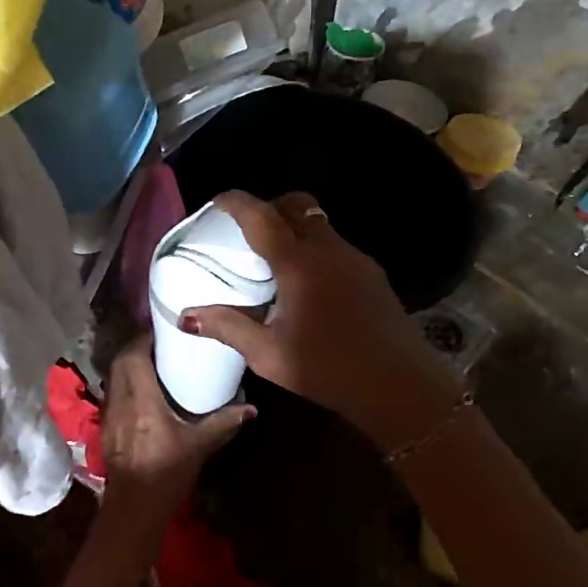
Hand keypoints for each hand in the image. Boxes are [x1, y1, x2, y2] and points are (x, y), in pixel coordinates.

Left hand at [100, 336, 254, 512]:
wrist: (134, 508)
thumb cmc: (166, 474)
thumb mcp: (199, 446)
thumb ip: (224, 422)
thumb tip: (253, 408)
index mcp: (142, 400)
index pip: (135, 356)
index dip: (145, 339)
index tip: (163, 332)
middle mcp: (121, 401)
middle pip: (120, 361)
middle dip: (137, 347)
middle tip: (160, 344)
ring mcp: (109, 414)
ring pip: (113, 376)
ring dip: (128, 364)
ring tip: (152, 361)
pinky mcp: (106, 427)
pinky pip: (112, 392)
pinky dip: (124, 382)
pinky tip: (141, 390)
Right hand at [179, 191, 462, 451]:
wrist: (400, 386)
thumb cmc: (328, 371)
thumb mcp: (269, 354)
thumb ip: (228, 327)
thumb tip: (186, 316)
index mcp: (299, 264)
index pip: (262, 216)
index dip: (236, 202)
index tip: (216, 200)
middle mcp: (329, 250)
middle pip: (297, 205)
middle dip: (269, 206)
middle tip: (246, 230)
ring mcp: (356, 259)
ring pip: (319, 224)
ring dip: (293, 228)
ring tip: (273, 260)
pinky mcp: (372, 273)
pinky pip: (335, 245)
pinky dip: (313, 248)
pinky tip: (306, 284)